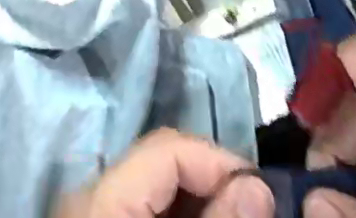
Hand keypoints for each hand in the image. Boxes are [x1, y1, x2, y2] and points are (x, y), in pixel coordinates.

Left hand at [53, 129, 274, 217]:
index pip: (169, 146)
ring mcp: (90, 207)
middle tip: (257, 209)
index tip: (265, 193)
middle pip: (164, 162)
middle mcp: (90, 189)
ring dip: (201, 200)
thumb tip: (257, 185)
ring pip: (157, 186)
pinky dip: (179, 213)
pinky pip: (143, 205)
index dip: (221, 161)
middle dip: (216, 181)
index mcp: (102, 191)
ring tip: (237, 214)